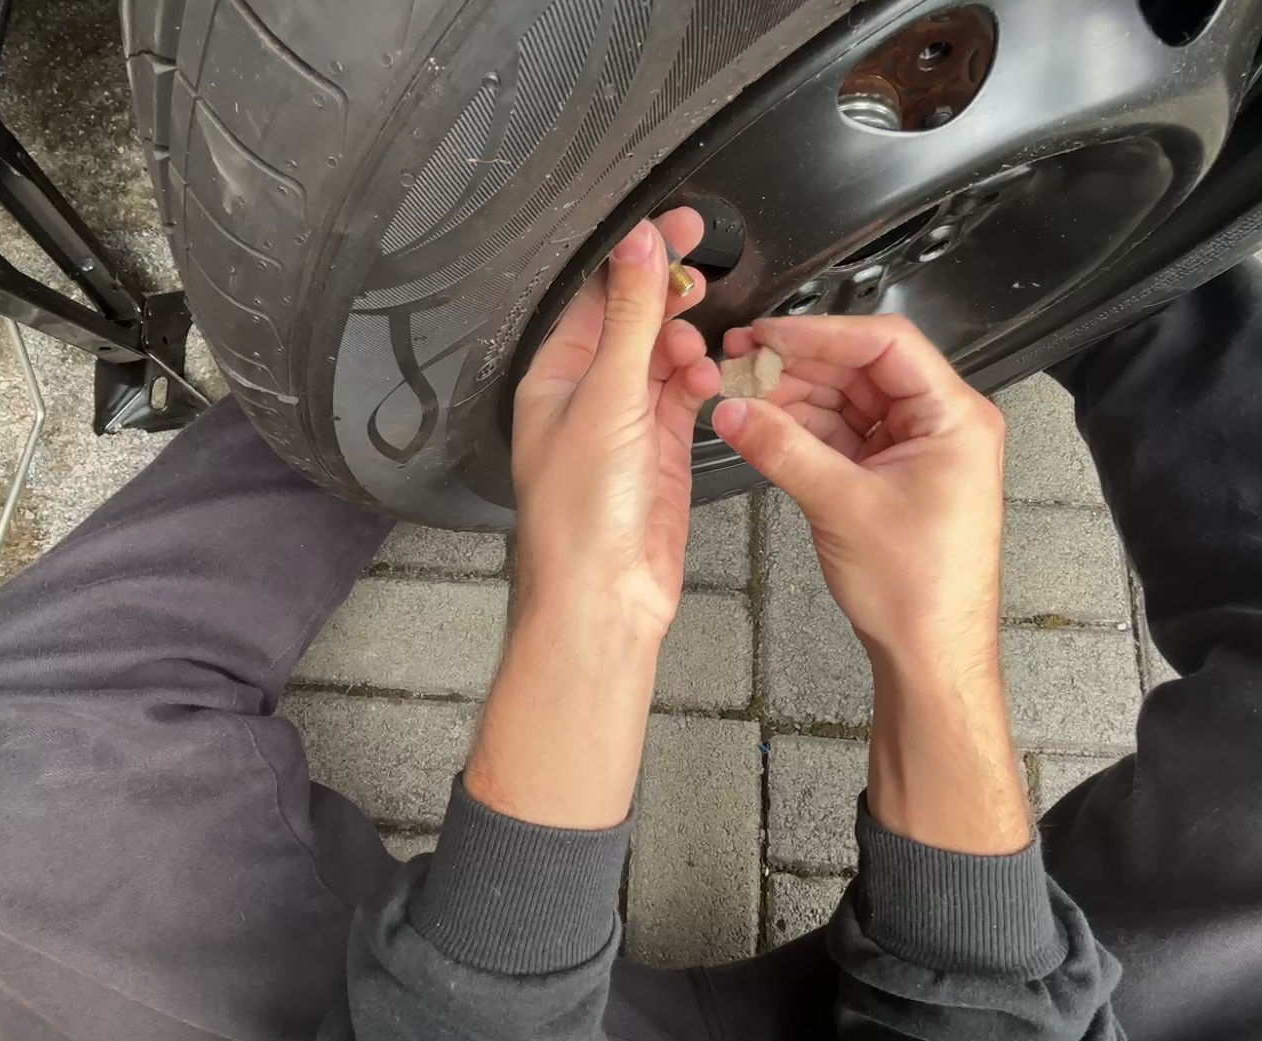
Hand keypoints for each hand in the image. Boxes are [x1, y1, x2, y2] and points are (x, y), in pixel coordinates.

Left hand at [507, 211, 717, 633]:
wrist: (606, 595)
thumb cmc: (581, 511)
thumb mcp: (607, 399)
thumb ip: (629, 319)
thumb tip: (639, 246)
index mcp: (553, 378)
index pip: (595, 297)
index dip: (636, 258)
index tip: (679, 225)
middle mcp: (586, 397)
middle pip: (630, 324)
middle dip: (666, 297)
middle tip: (702, 275)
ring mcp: (624, 425)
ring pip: (660, 360)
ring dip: (684, 345)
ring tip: (697, 350)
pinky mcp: (658, 452)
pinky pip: (681, 399)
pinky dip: (698, 382)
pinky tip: (708, 378)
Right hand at [711, 315, 1028, 854]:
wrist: (928, 650)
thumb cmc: (917, 586)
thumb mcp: (843, 505)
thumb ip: (783, 449)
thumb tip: (730, 410)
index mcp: (953, 417)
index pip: (885, 345)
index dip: (820, 334)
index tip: (765, 336)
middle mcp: (935, 424)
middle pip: (859, 370)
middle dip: (797, 365)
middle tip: (739, 361)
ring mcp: (907, 450)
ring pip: (843, 402)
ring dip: (792, 397)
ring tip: (739, 393)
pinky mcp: (883, 475)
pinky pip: (836, 436)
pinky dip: (798, 430)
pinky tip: (760, 425)